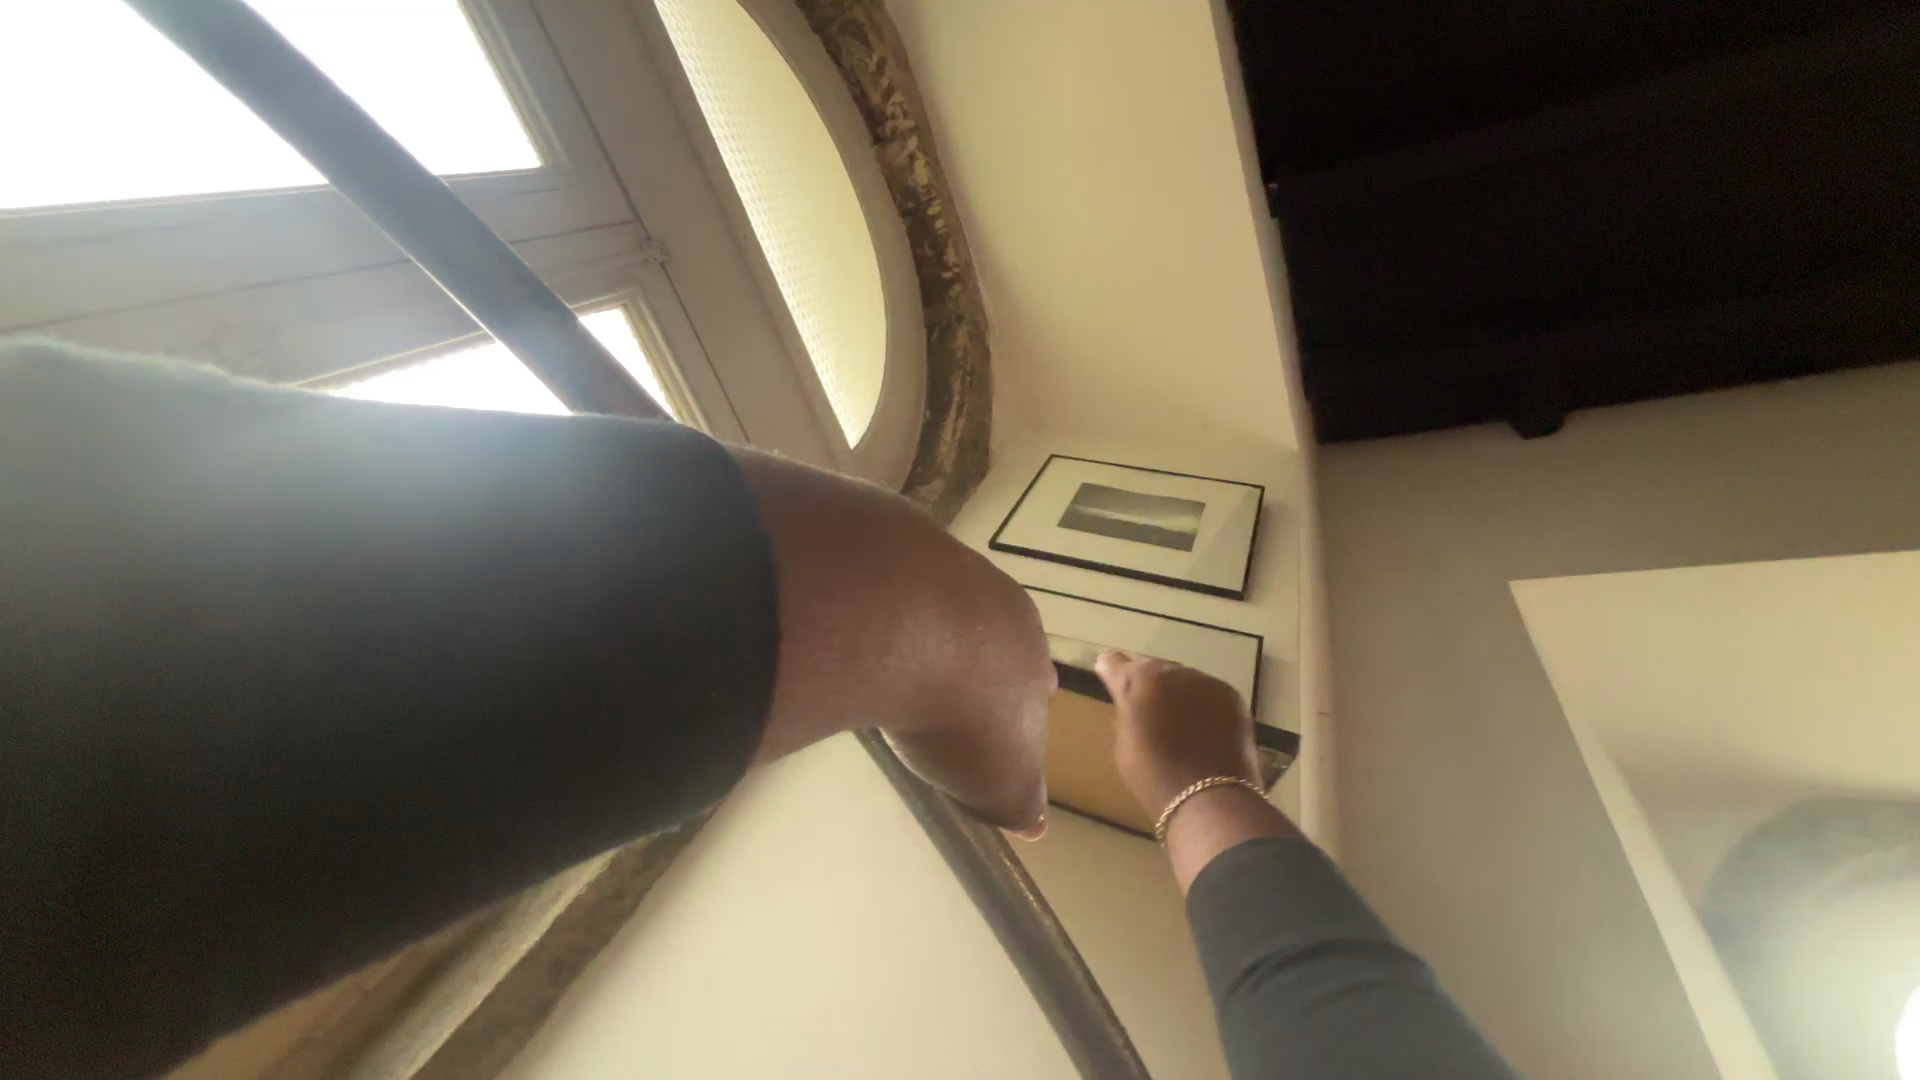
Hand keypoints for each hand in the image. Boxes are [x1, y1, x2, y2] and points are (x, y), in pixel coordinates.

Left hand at [730, 447, 1051, 836]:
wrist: (905, 625)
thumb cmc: (961, 715)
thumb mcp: (999, 780)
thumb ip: (1016, 798)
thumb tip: (1033, 823)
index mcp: (1028, 652)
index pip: (1030, 679)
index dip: (1010, 700)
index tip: (986, 716)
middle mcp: (995, 602)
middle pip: (988, 629)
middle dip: (969, 653)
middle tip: (937, 677)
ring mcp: (942, 567)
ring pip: (939, 597)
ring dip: (920, 621)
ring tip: (883, 653)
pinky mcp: (888, 542)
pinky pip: (886, 576)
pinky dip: (873, 599)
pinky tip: (848, 623)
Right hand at [1097, 652, 1294, 888]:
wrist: (1208, 796)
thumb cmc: (1153, 775)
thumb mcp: (1123, 744)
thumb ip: (1126, 714)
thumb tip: (1131, 704)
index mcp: (1134, 682)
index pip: (1113, 661)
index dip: (1110, 670)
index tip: (1109, 677)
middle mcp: (1168, 671)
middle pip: (1151, 668)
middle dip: (1147, 684)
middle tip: (1148, 709)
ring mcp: (1203, 680)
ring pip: (1182, 679)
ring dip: (1176, 693)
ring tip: (1179, 721)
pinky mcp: (1229, 694)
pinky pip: (1207, 692)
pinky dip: (1202, 704)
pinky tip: (1203, 727)